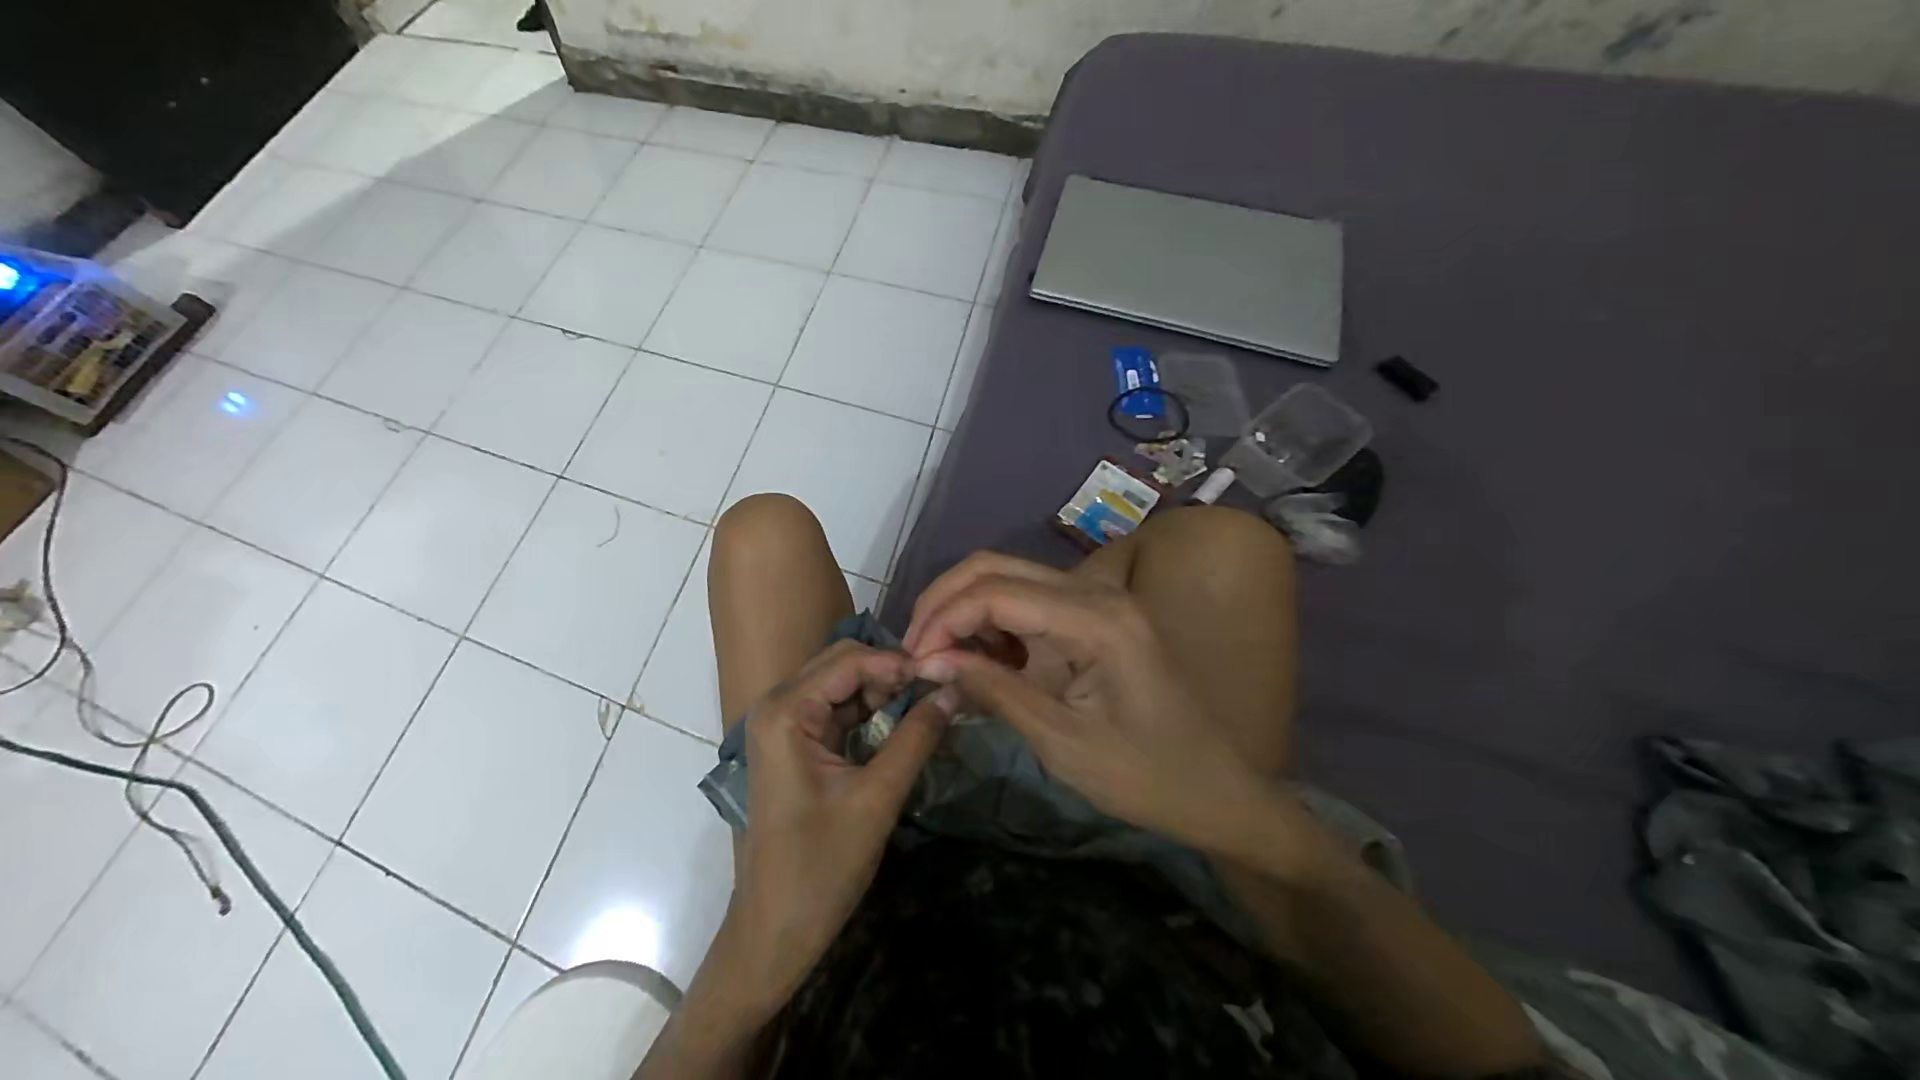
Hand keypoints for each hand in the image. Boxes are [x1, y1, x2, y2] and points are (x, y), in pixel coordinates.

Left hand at [729, 641, 954, 1006]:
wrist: (776, 928)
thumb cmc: (821, 865)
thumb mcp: (877, 797)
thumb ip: (916, 737)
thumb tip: (954, 690)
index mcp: (785, 712)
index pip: (850, 661)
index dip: (898, 663)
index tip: (945, 675)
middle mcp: (778, 707)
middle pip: (842, 664)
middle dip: (890, 672)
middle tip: (937, 689)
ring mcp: (783, 726)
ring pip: (842, 685)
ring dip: (883, 690)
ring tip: (929, 702)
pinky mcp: (795, 745)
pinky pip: (837, 711)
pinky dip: (871, 711)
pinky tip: (904, 720)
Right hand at [904, 553, 1280, 854]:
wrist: (1213, 789)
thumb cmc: (1143, 775)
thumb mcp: (1059, 741)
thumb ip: (992, 690)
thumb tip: (927, 662)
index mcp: (1095, 619)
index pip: (995, 592)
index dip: (942, 620)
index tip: (911, 662)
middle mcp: (1096, 592)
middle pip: (995, 568)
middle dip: (944, 603)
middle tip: (914, 652)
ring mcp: (1096, 600)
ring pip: (1007, 578)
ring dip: (963, 610)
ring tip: (936, 660)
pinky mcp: (1092, 617)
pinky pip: (1028, 602)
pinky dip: (991, 624)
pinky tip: (975, 661)